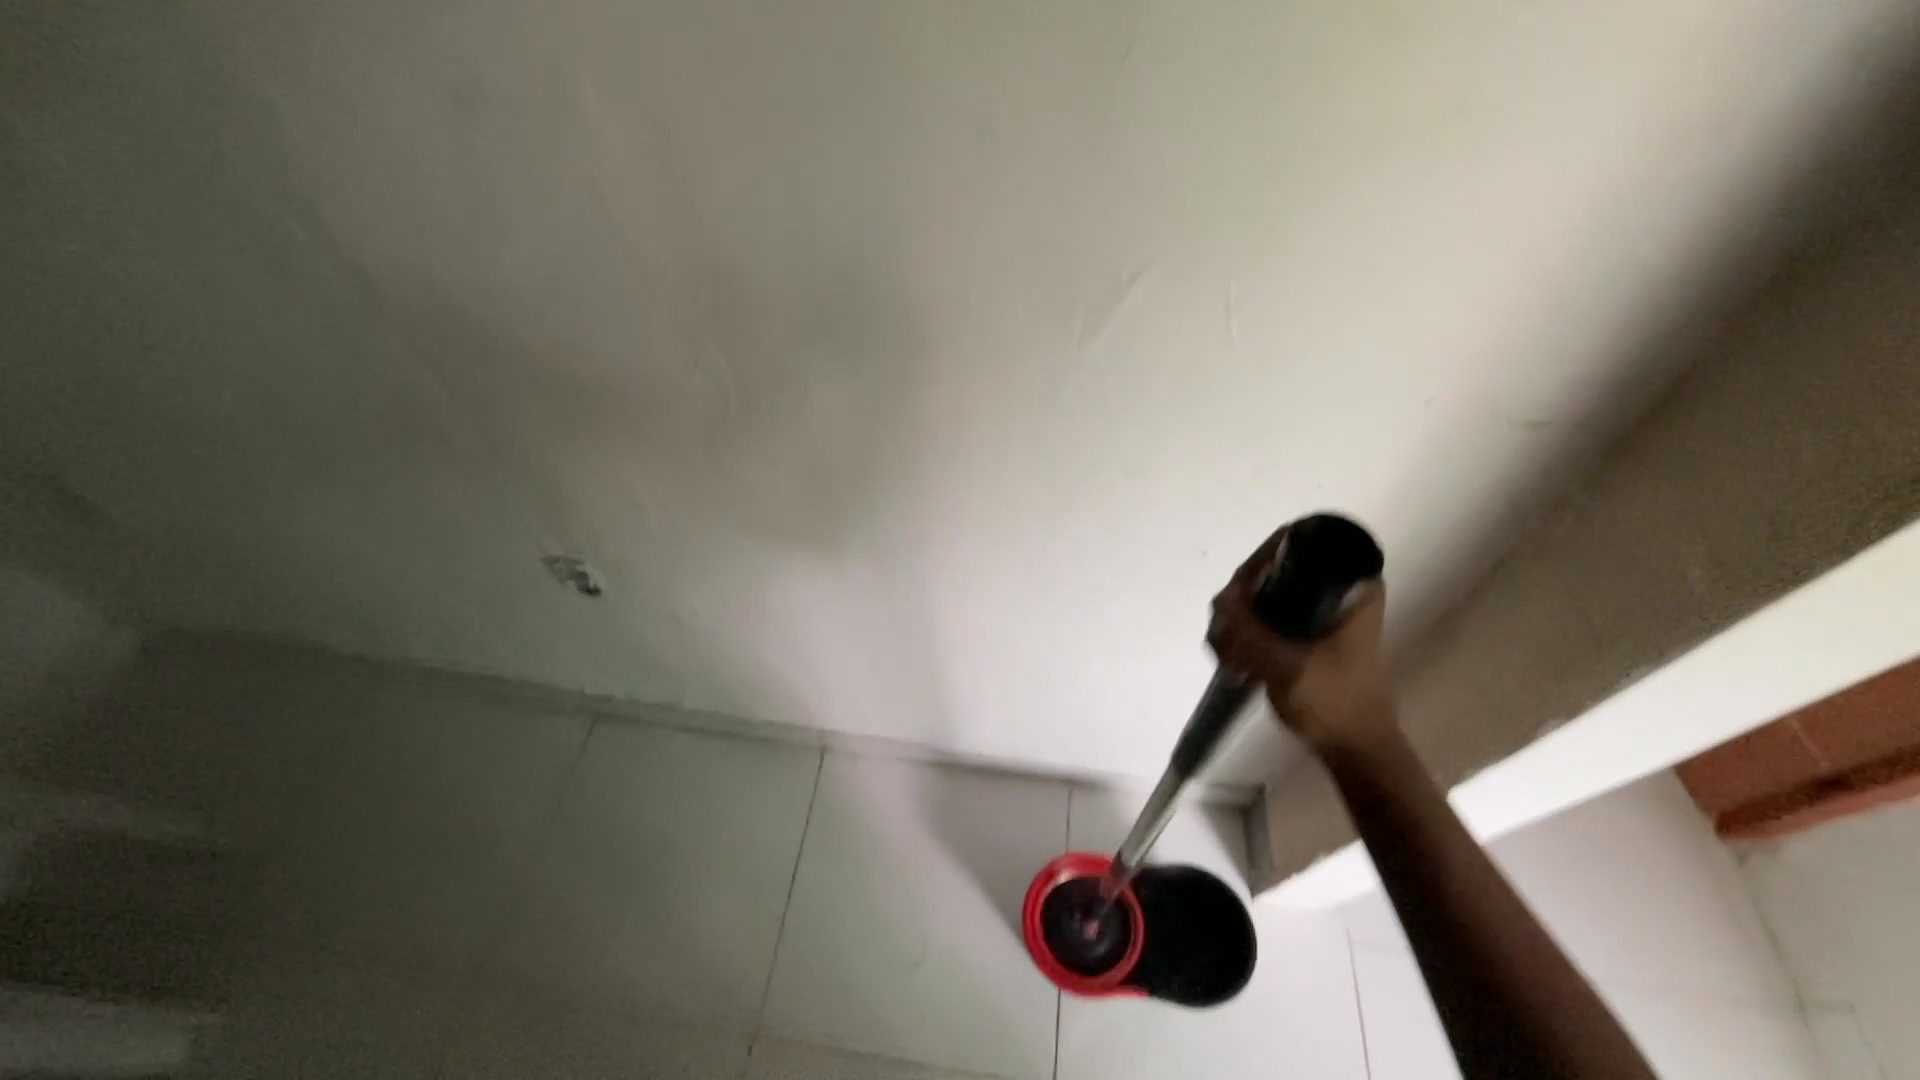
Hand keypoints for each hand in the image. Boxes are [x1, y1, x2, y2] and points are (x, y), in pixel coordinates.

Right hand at [1206, 528, 1395, 751]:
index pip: (1292, 545)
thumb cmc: (1335, 704)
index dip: (1256, 566)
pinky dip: (1245, 637)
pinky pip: (1265, 620)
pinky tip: (1234, 664)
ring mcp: (1320, 613)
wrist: (1357, 750)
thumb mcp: (1288, 666)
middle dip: (1239, 604)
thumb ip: (1250, 632)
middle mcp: (1337, 589)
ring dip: (1237, 624)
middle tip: (1226, 639)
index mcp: (1351, 585)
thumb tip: (1219, 601)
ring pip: (1262, 598)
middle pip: (1269, 573)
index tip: (1236, 600)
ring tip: (1229, 659)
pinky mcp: (1307, 634)